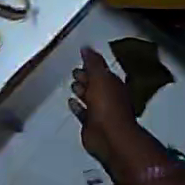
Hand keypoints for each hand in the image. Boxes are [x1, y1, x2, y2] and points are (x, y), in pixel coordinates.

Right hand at [70, 47, 167, 180]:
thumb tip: (86, 47)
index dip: (92, 65)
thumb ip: (92, 62)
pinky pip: (82, 113)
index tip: (81, 58)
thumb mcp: (100, 77)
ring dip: (81, 91)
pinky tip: (71, 102)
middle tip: (75, 72)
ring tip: (72, 85)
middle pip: (95, 84)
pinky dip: (77, 107)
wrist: (109, 136)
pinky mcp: (91, 125)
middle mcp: (109, 98)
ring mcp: (101, 112)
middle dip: (86, 78)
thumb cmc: (107, 105)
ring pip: (89, 98)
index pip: (102, 71)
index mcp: (113, 85)